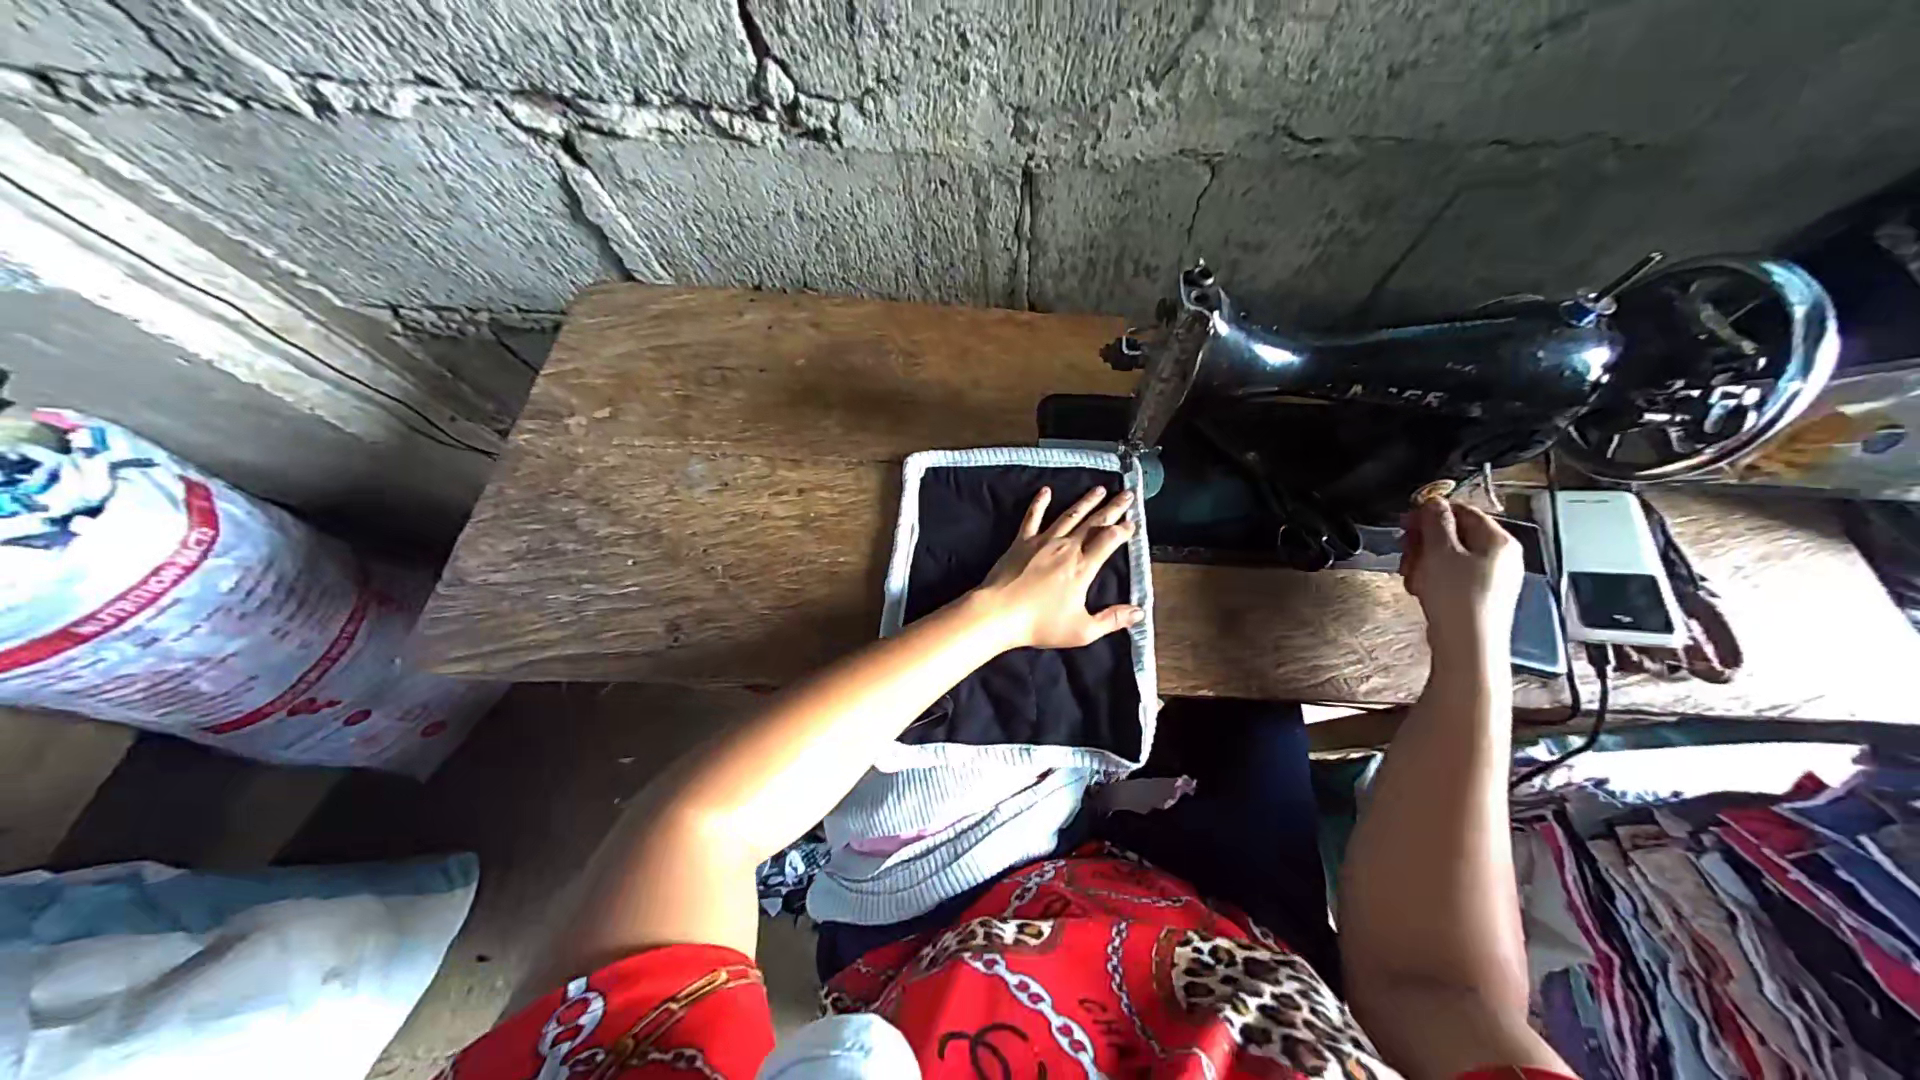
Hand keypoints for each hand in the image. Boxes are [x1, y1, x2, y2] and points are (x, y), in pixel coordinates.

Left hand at [971, 485, 1142, 649]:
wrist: (999, 613)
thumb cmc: (1040, 624)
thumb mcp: (1082, 630)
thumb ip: (1112, 619)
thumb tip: (1139, 613)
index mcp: (1082, 568)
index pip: (1109, 542)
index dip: (1123, 530)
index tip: (1132, 522)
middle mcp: (1066, 548)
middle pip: (1094, 523)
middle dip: (1113, 507)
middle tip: (1127, 494)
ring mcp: (1043, 542)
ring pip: (1069, 515)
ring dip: (1086, 501)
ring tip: (1098, 489)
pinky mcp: (1022, 542)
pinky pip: (1033, 518)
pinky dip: (1040, 503)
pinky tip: (1046, 491)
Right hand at [1400, 498, 1522, 656]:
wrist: (1466, 643)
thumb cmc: (1457, 596)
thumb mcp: (1440, 551)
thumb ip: (1435, 522)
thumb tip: (1433, 502)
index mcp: (1499, 541)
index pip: (1464, 511)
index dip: (1432, 512)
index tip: (1406, 521)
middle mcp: (1500, 557)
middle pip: (1455, 534)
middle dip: (1424, 541)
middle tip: (1405, 550)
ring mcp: (1491, 578)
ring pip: (1448, 556)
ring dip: (1423, 561)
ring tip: (1411, 575)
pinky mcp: (1478, 596)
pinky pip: (1450, 575)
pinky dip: (1431, 577)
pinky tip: (1420, 589)